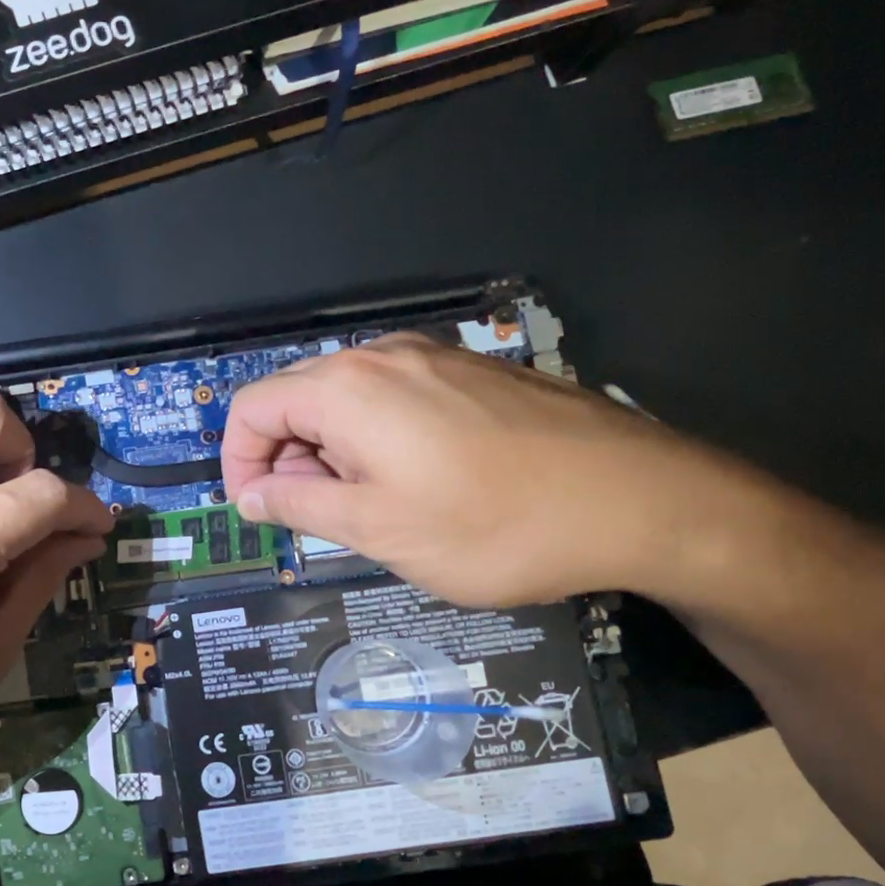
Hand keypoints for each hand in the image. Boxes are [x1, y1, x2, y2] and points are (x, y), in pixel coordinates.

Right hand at [222, 333, 738, 607]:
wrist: (646, 502)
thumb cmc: (495, 524)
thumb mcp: (378, 529)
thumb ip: (298, 505)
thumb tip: (250, 493)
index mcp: (346, 388)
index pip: (251, 409)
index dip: (238, 462)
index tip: (258, 511)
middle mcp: (383, 356)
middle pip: (296, 397)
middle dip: (287, 457)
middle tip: (318, 517)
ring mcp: (435, 357)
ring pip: (346, 398)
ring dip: (332, 450)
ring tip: (372, 506)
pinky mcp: (475, 373)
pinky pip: (395, 397)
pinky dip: (377, 437)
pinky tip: (420, 481)